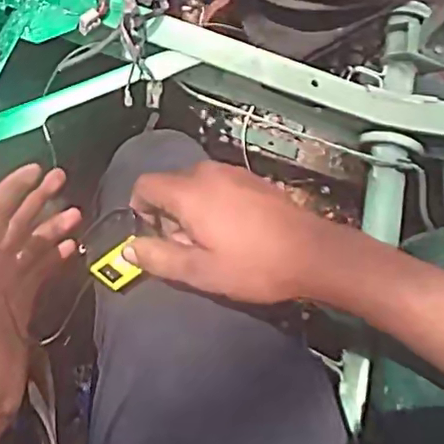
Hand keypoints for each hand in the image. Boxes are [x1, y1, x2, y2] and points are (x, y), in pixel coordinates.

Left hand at [0, 165, 81, 421]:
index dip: (12, 188)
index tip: (36, 169)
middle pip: (15, 224)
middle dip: (37, 199)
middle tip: (62, 178)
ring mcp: (5, 286)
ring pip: (31, 246)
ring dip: (51, 227)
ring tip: (76, 212)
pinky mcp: (21, 306)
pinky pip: (39, 272)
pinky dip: (54, 257)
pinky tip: (71, 246)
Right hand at [124, 161, 358, 304]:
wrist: (313, 252)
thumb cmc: (254, 265)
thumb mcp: (201, 272)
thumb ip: (159, 258)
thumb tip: (129, 249)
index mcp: (188, 192)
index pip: (144, 185)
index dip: (139, 209)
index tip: (153, 235)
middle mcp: (206, 173)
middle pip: (168, 184)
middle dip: (166, 212)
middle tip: (185, 246)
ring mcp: (231, 172)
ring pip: (193, 184)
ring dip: (190, 208)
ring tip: (210, 241)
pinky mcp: (251, 178)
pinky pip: (217, 184)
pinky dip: (212, 202)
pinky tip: (233, 231)